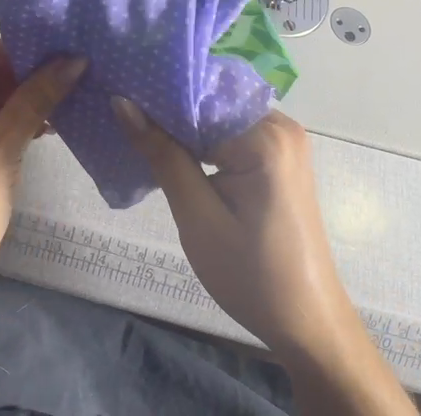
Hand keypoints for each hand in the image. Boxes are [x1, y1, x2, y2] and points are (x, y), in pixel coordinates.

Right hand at [111, 101, 357, 355]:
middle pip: (209, 103)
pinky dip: (202, 142)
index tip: (112, 96)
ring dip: (182, 128)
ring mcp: (284, 142)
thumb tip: (122, 101)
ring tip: (136, 130)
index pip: (196, 99)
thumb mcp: (197, 216)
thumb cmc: (252, 275)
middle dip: (166, 111)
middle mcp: (281, 126)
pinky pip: (232, 134)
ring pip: (218, 118)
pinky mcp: (279, 159)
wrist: (307, 324)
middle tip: (117, 115)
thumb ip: (162, 154)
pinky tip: (171, 152)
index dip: (152, 99)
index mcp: (266, 136)